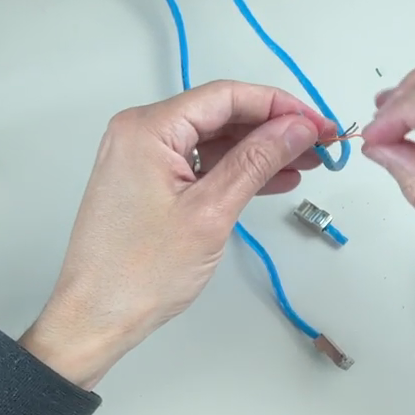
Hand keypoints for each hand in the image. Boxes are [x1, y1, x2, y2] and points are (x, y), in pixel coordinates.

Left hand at [22, 81, 328, 388]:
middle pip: (220, 115)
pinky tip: (270, 181)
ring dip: (257, 152)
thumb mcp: (210, 212)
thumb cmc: (140, 273)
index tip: (317, 124)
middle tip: (318, 145)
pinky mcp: (145, 182)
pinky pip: (197, 164)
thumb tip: (296, 127)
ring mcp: (140, 158)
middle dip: (272, 129)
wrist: (96, 317)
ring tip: (304, 165)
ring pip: (211, 141)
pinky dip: (232, 172)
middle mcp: (139, 133)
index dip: (279, 106)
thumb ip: (257, 161)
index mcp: (147, 129)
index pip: (226, 96)